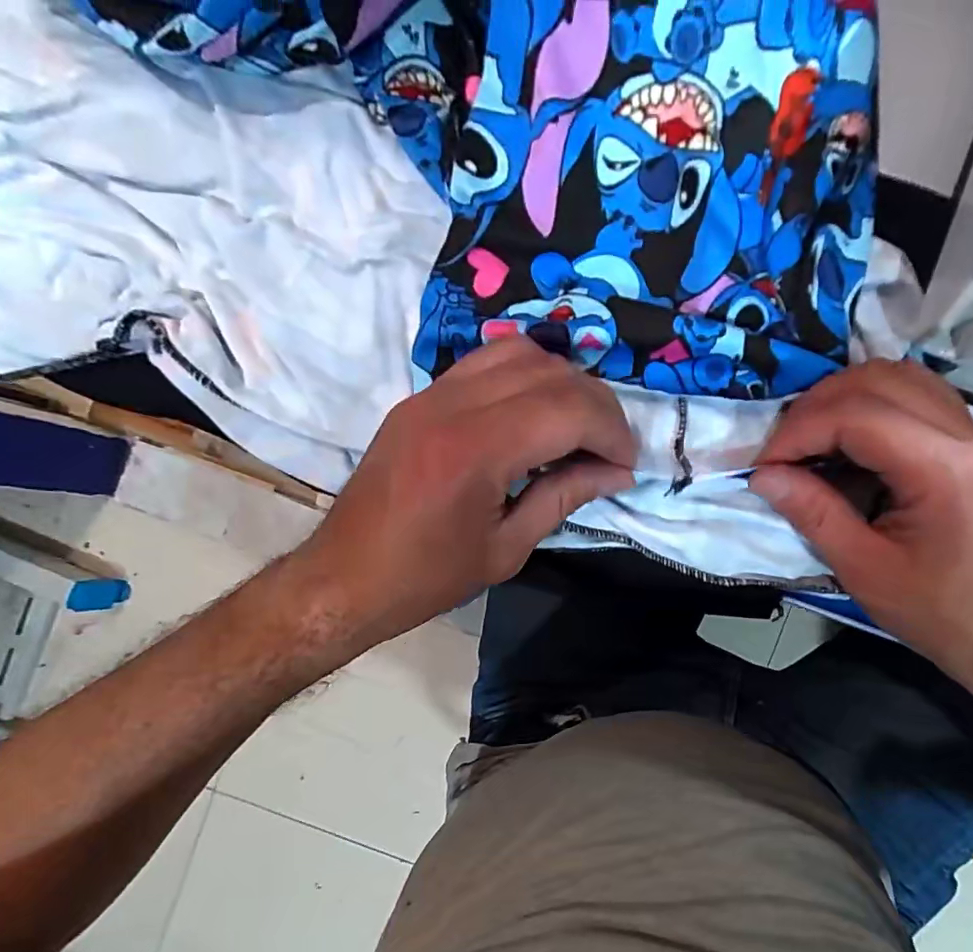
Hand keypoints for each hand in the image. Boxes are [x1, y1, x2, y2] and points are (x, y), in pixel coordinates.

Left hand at [296, 337, 636, 648]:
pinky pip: (485, 362)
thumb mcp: (507, 548)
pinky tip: (536, 413)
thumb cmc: (427, 577)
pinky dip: (525, 375)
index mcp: (475, 451)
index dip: (612, 431)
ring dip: (563, 382)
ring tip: (578, 426)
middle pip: (550, 373)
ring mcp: (431, 394)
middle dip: (597, 405)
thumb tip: (615, 472)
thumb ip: (564, 497)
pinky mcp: (420, 397)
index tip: (626, 463)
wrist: (346, 576)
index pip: (567, 410)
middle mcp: (453, 405)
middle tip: (612, 448)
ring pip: (519, 352)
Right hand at [750, 361, 972, 709]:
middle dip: (815, 407)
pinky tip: (846, 441)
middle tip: (781, 452)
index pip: (858, 415)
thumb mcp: (865, 571)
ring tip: (808, 442)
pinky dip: (871, 405)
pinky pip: (915, 397)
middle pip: (878, 381)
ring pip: (898, 378)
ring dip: (842, 399)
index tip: (763, 465)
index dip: (799, 430)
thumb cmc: (940, 614)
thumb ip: (814, 513)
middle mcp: (968, 436)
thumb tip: (763, 476)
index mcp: (946, 469)